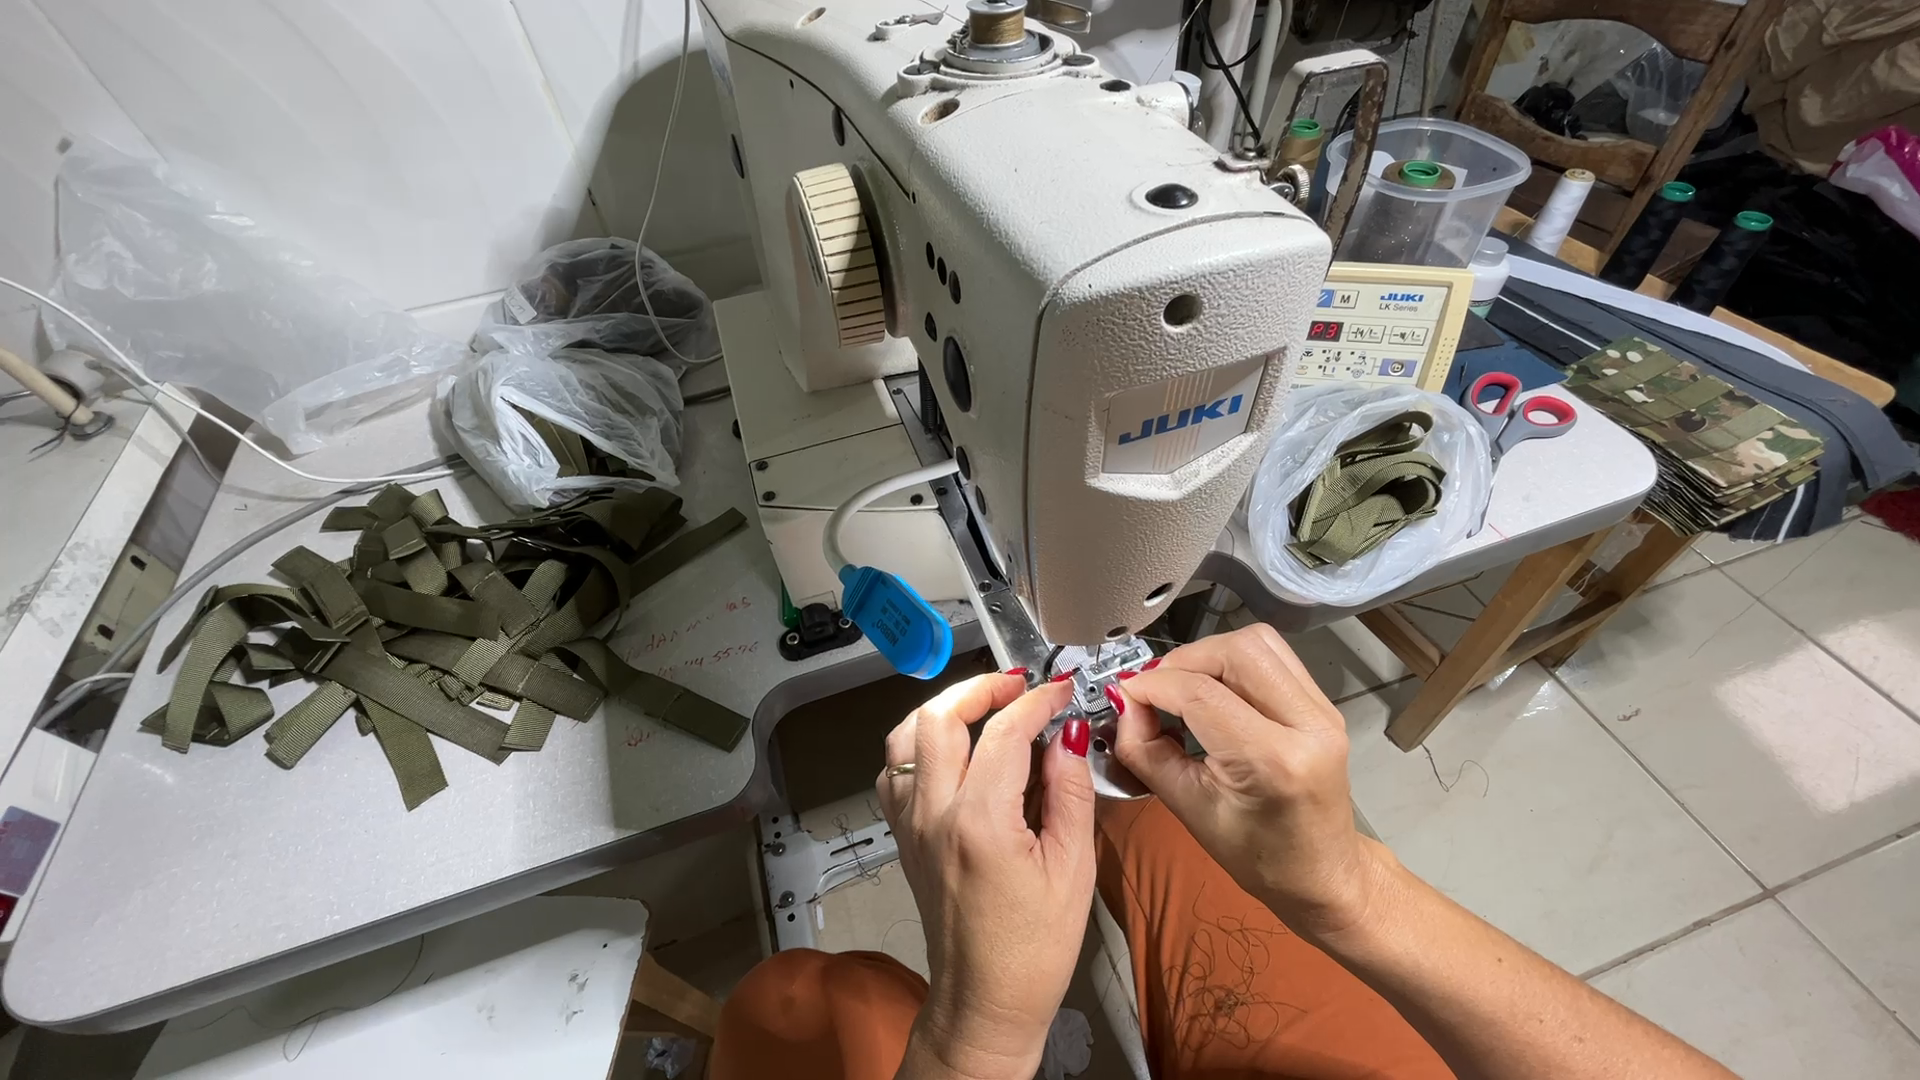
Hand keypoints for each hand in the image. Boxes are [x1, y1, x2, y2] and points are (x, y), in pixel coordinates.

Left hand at [878, 674, 1095, 1078]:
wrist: (984, 1001)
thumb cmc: (1036, 946)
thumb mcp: (1073, 868)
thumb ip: (1069, 790)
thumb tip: (1067, 733)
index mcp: (980, 821)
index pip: (1004, 732)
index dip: (1036, 701)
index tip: (1060, 690)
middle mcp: (933, 812)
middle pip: (938, 717)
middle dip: (980, 687)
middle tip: (1017, 685)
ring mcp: (909, 823)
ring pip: (905, 737)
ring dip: (943, 708)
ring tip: (982, 706)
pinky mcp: (901, 835)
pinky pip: (894, 771)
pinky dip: (918, 745)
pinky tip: (951, 751)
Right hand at [1108, 624, 1387, 941]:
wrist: (1324, 873)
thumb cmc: (1256, 854)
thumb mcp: (1186, 807)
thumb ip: (1145, 750)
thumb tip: (1124, 702)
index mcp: (1272, 761)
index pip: (1199, 693)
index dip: (1151, 685)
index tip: (1125, 695)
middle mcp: (1307, 725)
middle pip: (1234, 651)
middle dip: (1183, 660)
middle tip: (1156, 688)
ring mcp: (1322, 709)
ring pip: (1256, 642)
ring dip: (1208, 654)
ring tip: (1184, 686)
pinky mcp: (1322, 703)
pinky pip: (1272, 655)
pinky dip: (1231, 660)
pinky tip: (1213, 689)